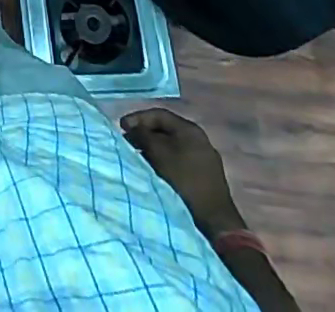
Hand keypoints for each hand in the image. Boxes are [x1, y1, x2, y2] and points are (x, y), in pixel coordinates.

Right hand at [121, 109, 243, 234]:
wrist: (213, 219)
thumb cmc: (183, 179)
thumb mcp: (158, 153)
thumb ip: (143, 135)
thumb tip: (134, 129)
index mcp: (190, 129)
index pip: (159, 114)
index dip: (137, 118)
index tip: (121, 127)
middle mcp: (199, 139)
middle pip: (166, 129)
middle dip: (144, 134)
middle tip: (127, 142)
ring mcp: (204, 157)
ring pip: (172, 145)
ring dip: (153, 148)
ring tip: (137, 156)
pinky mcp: (205, 175)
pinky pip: (179, 158)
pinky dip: (164, 159)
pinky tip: (155, 169)